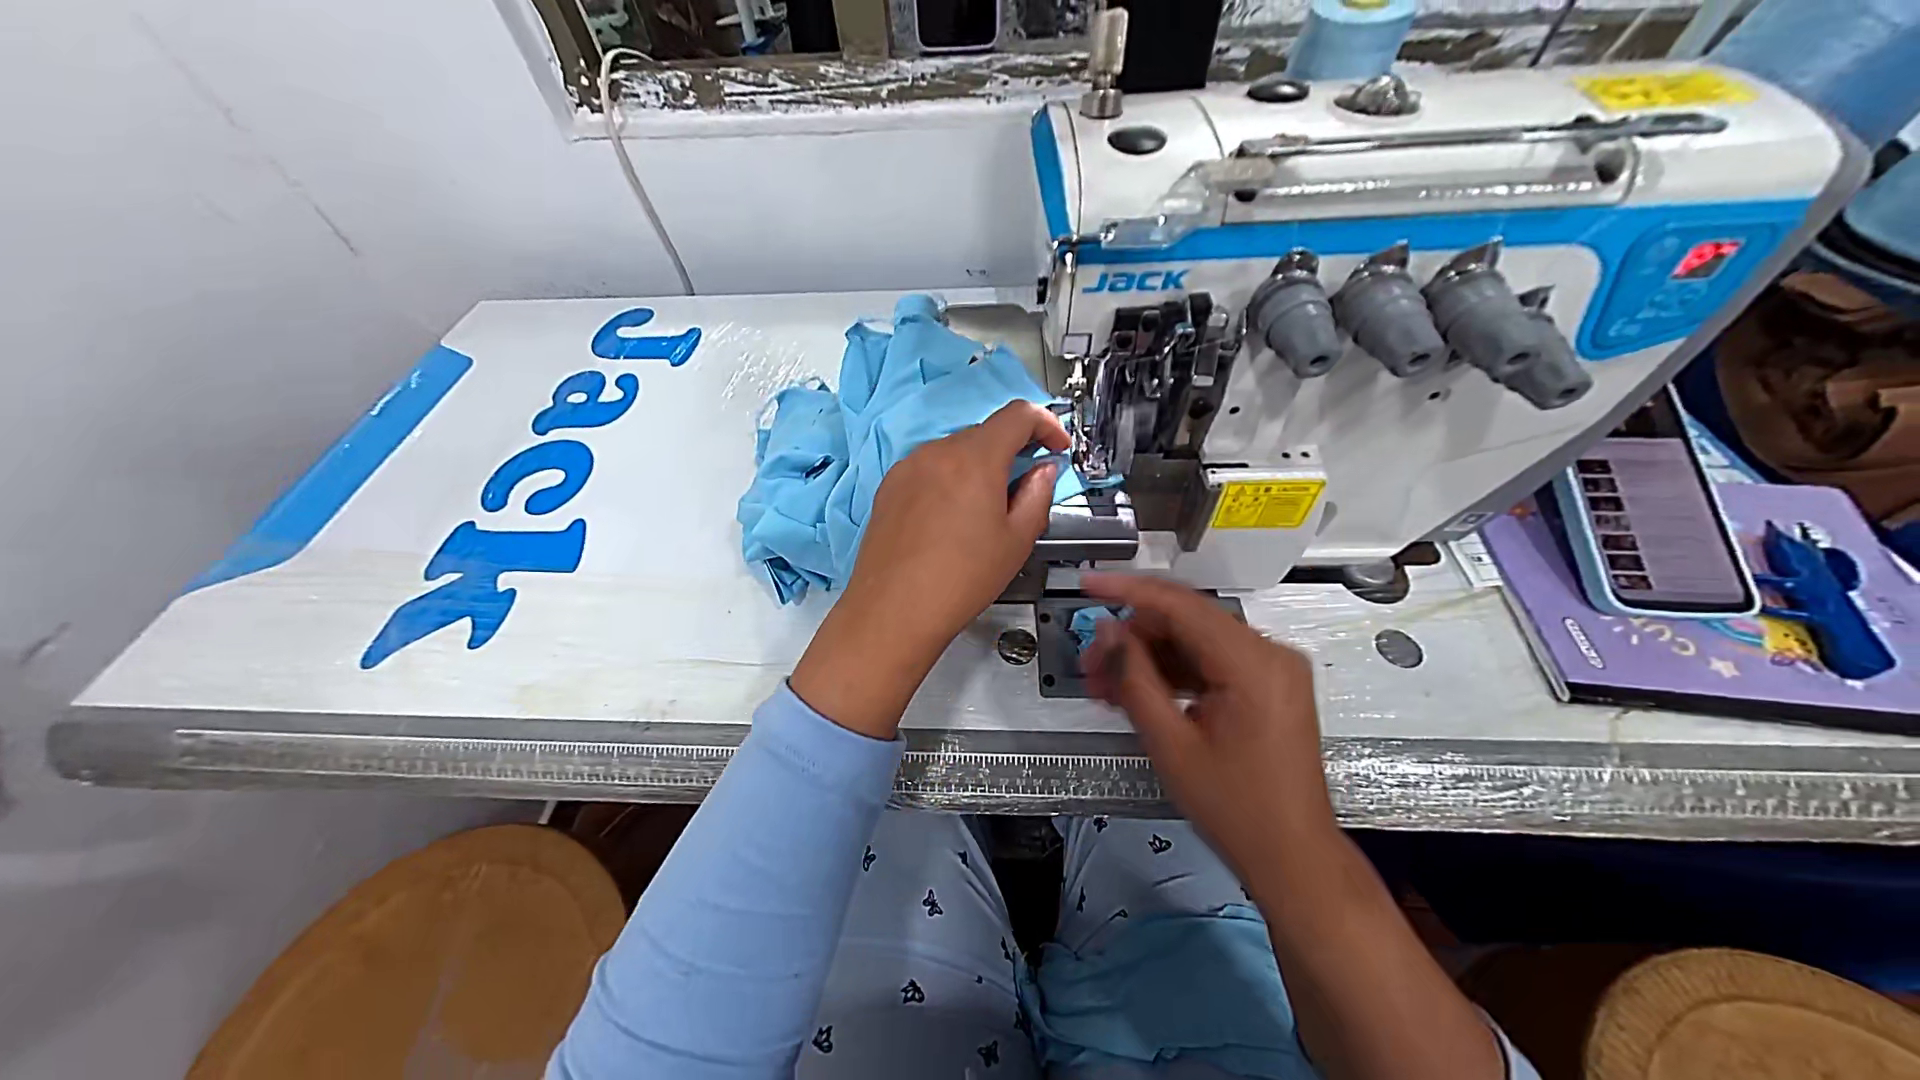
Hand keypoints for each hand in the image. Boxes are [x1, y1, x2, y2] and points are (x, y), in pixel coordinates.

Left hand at [791, 402, 1068, 738]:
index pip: (1019, 414)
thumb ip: (1039, 494)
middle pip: (986, 433)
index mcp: (974, 459)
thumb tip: (1042, 471)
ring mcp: (908, 467)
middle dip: (1013, 452)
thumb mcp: (1017, 540)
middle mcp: (937, 453)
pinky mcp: (890, 486)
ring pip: (956, 451)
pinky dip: (950, 480)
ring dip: (980, 467)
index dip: (1046, 424)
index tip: (1055, 445)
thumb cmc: (959, 580)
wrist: (894, 610)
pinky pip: (930, 469)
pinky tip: (953, 520)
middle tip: (1025, 487)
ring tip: (986, 513)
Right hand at [1081, 573, 1337, 885]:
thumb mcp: (1170, 742)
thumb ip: (1134, 678)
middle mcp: (1270, 655)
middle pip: (1186, 621)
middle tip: (1091, 661)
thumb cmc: (1237, 809)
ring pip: (1194, 641)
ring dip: (1148, 657)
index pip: (1181, 605)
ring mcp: (1272, 669)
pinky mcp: (1266, 685)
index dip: (1128, 591)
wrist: (1292, 857)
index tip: (1090, 583)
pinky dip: (1172, 672)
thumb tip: (1110, 633)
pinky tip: (1137, 691)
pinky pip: (1210, 662)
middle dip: (1133, 636)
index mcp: (1254, 664)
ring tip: (1105, 682)